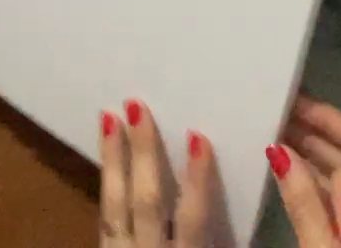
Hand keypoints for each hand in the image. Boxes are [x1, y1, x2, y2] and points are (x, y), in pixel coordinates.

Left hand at [100, 100, 218, 247]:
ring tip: (108, 117)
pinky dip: (104, 183)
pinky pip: (102, 216)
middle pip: (146, 202)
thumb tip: (237, 213)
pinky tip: (105, 158)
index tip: (197, 136)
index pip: (193, 219)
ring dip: (112, 160)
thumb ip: (217, 236)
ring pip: (114, 205)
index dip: (196, 180)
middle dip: (142, 154)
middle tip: (135, 105)